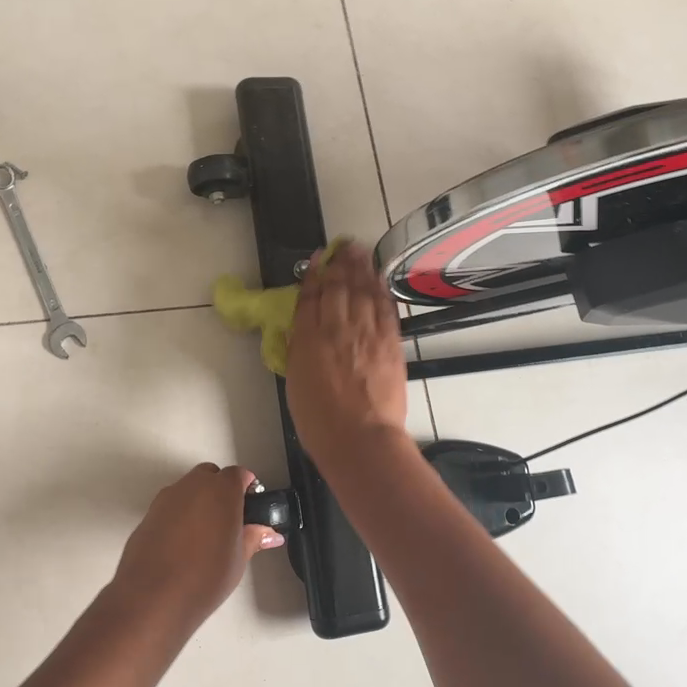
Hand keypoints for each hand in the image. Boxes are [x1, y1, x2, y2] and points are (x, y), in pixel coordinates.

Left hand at [110, 463, 282, 630]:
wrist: (153, 597)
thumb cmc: (205, 576)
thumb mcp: (238, 559)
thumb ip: (253, 538)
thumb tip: (270, 533)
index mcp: (221, 490)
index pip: (238, 474)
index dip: (247, 488)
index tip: (251, 508)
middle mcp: (193, 486)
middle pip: (210, 475)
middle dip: (221, 490)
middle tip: (229, 521)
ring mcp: (166, 498)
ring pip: (188, 489)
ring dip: (199, 501)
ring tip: (205, 536)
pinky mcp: (148, 514)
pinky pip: (170, 506)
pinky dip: (179, 515)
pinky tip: (181, 544)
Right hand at [285, 242, 408, 463]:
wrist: (360, 439)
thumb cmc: (319, 421)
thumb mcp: (296, 381)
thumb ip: (300, 350)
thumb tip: (303, 330)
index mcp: (309, 338)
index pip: (310, 297)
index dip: (313, 275)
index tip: (317, 259)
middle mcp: (338, 328)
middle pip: (339, 287)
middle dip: (340, 264)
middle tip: (343, 247)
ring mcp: (367, 333)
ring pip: (365, 291)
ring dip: (362, 270)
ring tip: (361, 252)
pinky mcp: (390, 343)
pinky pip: (385, 308)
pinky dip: (381, 291)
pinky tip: (379, 281)